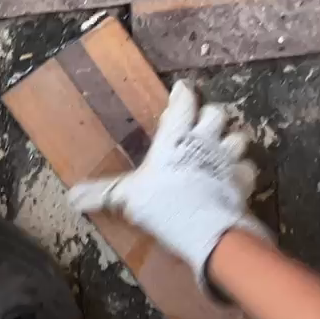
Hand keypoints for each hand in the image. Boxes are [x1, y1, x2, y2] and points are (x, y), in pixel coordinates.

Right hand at [66, 82, 268, 286]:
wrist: (206, 229)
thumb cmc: (163, 203)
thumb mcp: (126, 197)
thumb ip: (102, 194)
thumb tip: (71, 198)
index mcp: (175, 137)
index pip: (184, 104)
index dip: (183, 95)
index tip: (182, 89)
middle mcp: (204, 141)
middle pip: (216, 113)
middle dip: (210, 115)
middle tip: (201, 122)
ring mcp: (227, 159)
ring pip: (238, 137)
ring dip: (231, 139)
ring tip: (222, 146)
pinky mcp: (243, 180)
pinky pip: (248, 168)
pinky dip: (242, 170)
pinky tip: (234, 176)